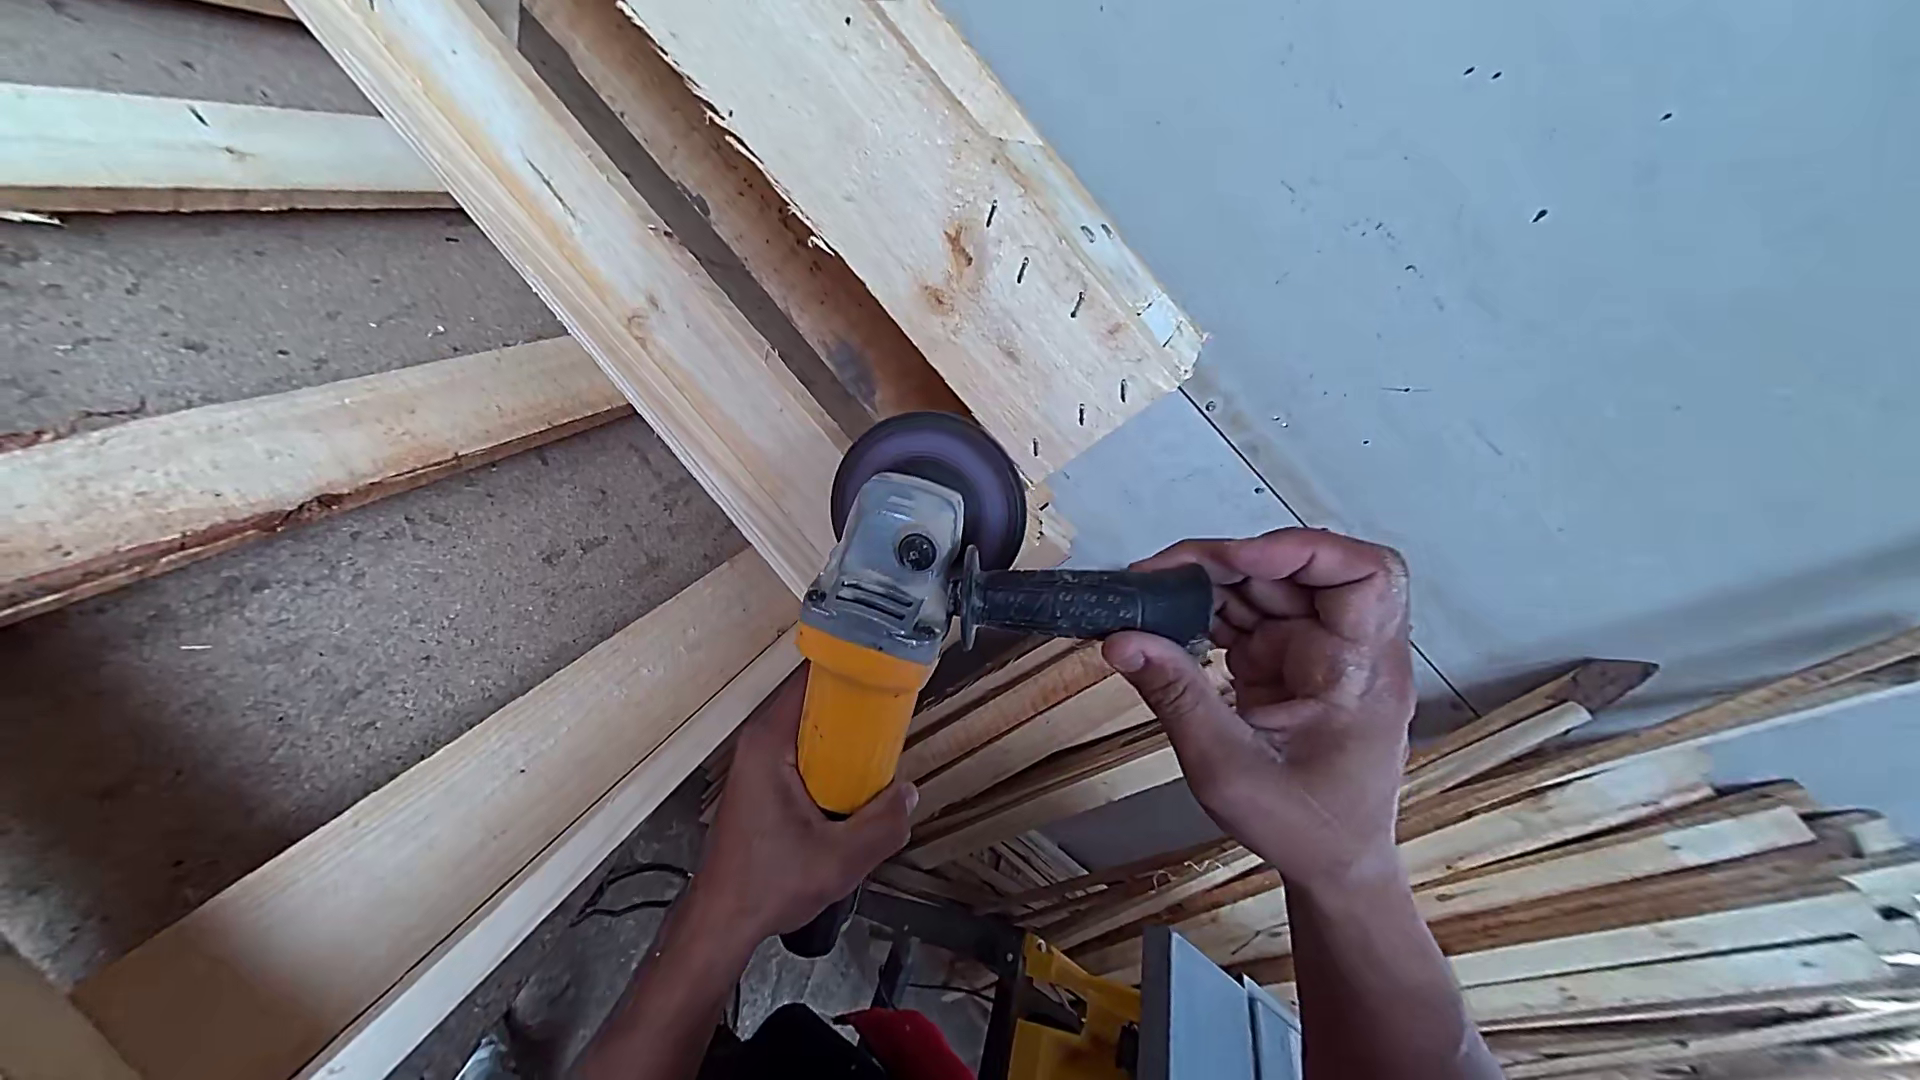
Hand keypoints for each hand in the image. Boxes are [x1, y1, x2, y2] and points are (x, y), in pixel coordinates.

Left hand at [694, 666, 918, 940]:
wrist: (721, 922)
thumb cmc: (763, 888)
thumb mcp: (839, 861)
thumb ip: (883, 825)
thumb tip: (909, 793)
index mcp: (769, 742)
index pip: (810, 678)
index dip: (848, 668)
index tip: (881, 671)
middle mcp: (759, 741)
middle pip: (814, 697)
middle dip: (854, 702)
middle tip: (890, 713)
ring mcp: (758, 759)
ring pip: (811, 723)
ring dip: (844, 730)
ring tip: (878, 745)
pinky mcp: (763, 778)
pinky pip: (804, 745)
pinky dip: (831, 752)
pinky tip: (853, 778)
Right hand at [1101, 528, 1414, 889]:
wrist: (1331, 865)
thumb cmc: (1302, 827)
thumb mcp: (1228, 768)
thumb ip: (1175, 697)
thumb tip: (1119, 639)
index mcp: (1360, 668)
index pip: (1366, 573)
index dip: (1299, 549)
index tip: (1231, 559)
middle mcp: (1345, 647)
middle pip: (1297, 569)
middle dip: (1226, 563)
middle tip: (1156, 577)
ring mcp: (1314, 651)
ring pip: (1263, 586)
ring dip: (1206, 585)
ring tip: (1148, 598)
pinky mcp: (1285, 660)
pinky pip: (1244, 615)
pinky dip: (1203, 611)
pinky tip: (1165, 623)